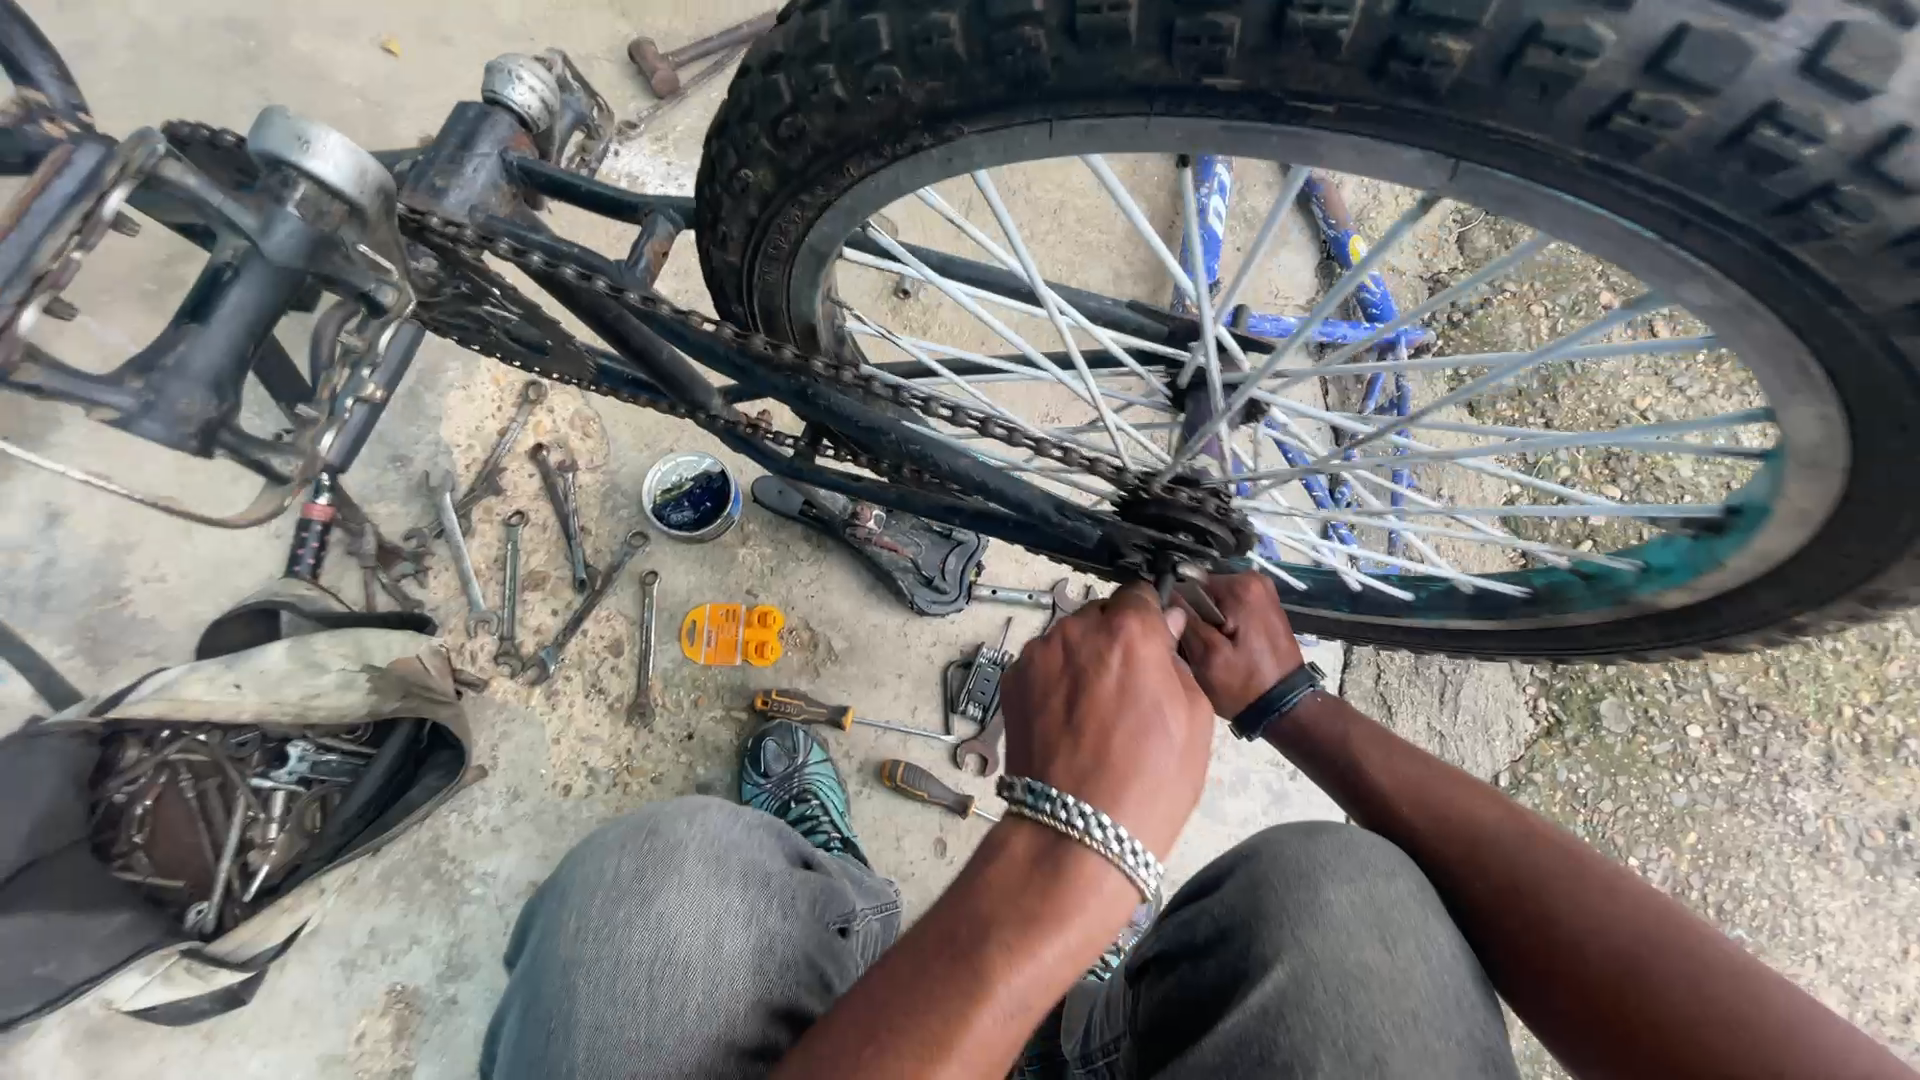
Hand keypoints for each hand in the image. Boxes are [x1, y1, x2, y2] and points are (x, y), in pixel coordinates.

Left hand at [998, 582, 1214, 856]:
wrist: (1075, 828)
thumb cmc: (1150, 779)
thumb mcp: (1194, 717)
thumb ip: (1177, 658)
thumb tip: (1165, 626)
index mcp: (1128, 630)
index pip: (1139, 594)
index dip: (1149, 619)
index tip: (1154, 644)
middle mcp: (1075, 629)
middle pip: (1100, 616)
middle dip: (1115, 639)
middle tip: (1126, 687)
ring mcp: (1037, 654)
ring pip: (1068, 640)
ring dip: (1082, 658)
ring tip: (1093, 711)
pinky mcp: (1011, 680)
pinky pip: (1042, 665)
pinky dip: (1054, 680)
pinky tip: (1065, 720)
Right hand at [1176, 572, 1305, 717]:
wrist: (1287, 707)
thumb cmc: (1245, 685)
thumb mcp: (1207, 655)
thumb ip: (1185, 620)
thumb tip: (1163, 594)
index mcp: (1241, 586)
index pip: (1187, 584)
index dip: (1178, 609)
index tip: (1179, 634)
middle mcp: (1254, 580)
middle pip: (1202, 590)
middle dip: (1193, 616)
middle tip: (1196, 646)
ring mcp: (1262, 592)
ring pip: (1212, 600)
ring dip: (1205, 621)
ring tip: (1209, 649)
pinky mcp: (1263, 606)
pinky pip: (1227, 607)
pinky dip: (1220, 624)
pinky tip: (1222, 646)